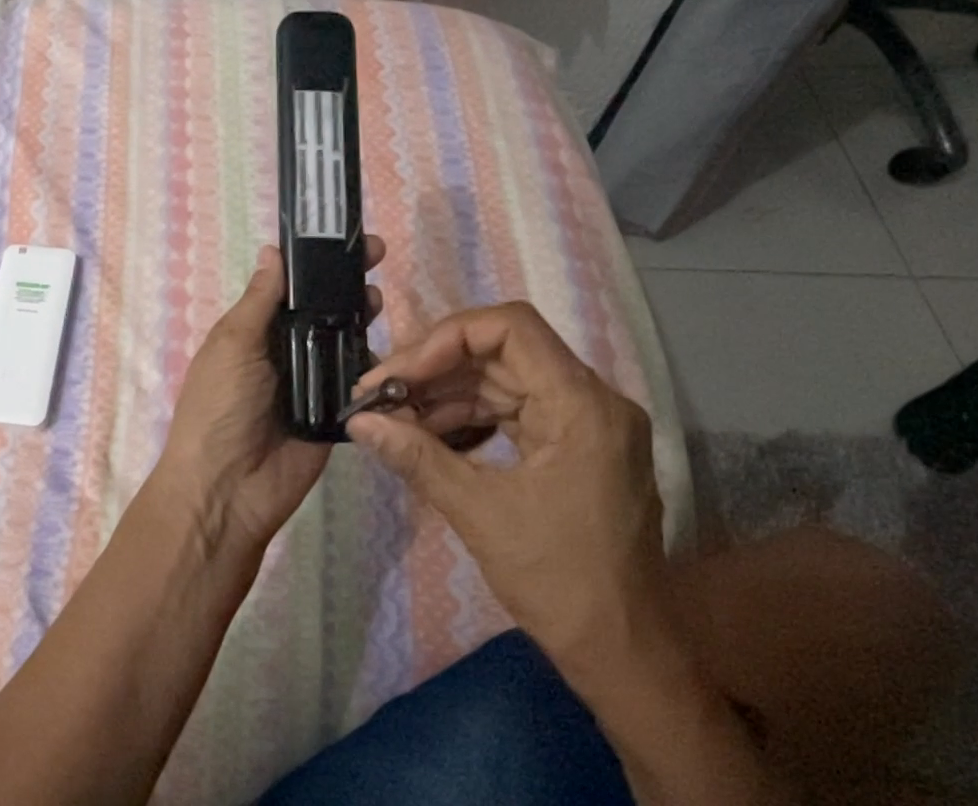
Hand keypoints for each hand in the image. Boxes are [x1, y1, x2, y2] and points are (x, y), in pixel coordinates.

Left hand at [154, 239, 384, 553]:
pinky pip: (359, 388)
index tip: (349, 239)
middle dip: (347, 287)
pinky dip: (377, 371)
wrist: (227, 489)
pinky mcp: (334, 417)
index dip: (317, 264)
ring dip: (363, 322)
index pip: (290, 289)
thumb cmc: (219, 406)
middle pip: (323, 313)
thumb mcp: (233, 344)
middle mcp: (284, 354)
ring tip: (377, 301)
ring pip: (345, 345)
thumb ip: (260, 301)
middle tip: (377, 261)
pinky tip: (397, 351)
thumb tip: (272, 251)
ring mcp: (311, 385)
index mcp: (254, 333)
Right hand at [345, 302, 664, 661]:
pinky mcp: (574, 447)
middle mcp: (592, 402)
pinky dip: (468, 418)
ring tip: (391, 417)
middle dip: (434, 369)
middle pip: (502, 353)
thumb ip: (416, 456)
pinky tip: (425, 435)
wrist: (620, 648)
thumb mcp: (478, 512)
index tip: (398, 374)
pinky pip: (514, 411)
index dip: (445, 340)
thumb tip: (357, 422)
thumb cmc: (557, 579)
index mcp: (582, 406)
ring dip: (445, 394)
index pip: (511, 329)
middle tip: (377, 394)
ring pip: (503, 380)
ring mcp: (585, 425)